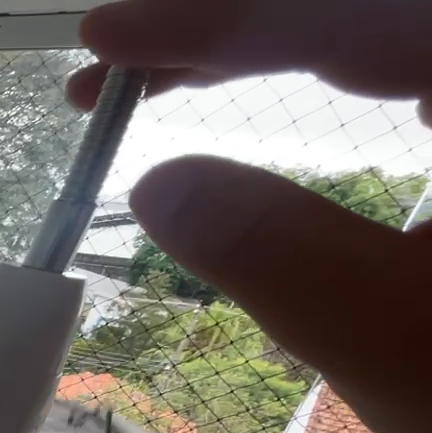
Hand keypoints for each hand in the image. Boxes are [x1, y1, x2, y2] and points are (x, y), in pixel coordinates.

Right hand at [68, 0, 431, 432]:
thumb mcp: (389, 333)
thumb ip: (273, 250)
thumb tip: (158, 181)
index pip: (351, 19)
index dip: (215, 22)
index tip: (103, 40)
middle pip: (359, 4)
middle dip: (226, 24)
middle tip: (111, 72)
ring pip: (372, 24)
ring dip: (255, 36)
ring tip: (153, 80)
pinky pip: (395, 52)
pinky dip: (308, 53)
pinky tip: (245, 77)